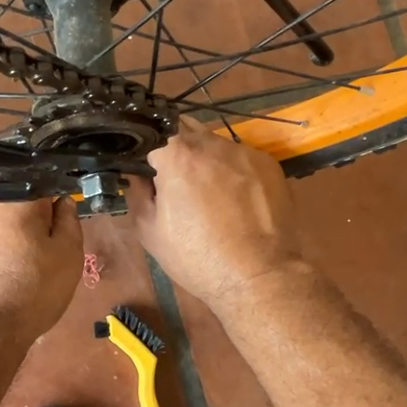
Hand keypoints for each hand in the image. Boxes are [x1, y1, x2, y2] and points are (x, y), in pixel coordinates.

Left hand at [0, 197, 84, 344]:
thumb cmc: (33, 288)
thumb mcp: (68, 256)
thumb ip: (69, 222)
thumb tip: (64, 203)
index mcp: (17, 198)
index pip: (44, 185)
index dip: (58, 204)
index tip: (65, 226)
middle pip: (20, 208)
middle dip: (36, 225)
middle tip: (50, 255)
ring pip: (3, 229)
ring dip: (17, 243)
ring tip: (29, 273)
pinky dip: (0, 259)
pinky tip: (8, 282)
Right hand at [130, 118, 309, 308]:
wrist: (257, 275)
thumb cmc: (196, 257)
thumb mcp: (150, 231)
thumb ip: (137, 193)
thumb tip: (138, 174)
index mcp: (177, 155)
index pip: (153, 131)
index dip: (147, 149)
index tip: (147, 168)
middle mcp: (212, 143)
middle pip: (185, 130)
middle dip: (176, 150)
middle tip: (177, 183)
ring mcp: (244, 152)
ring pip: (215, 144)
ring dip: (206, 160)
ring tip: (209, 195)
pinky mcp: (269, 164)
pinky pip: (241, 159)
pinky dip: (233, 172)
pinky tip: (235, 200)